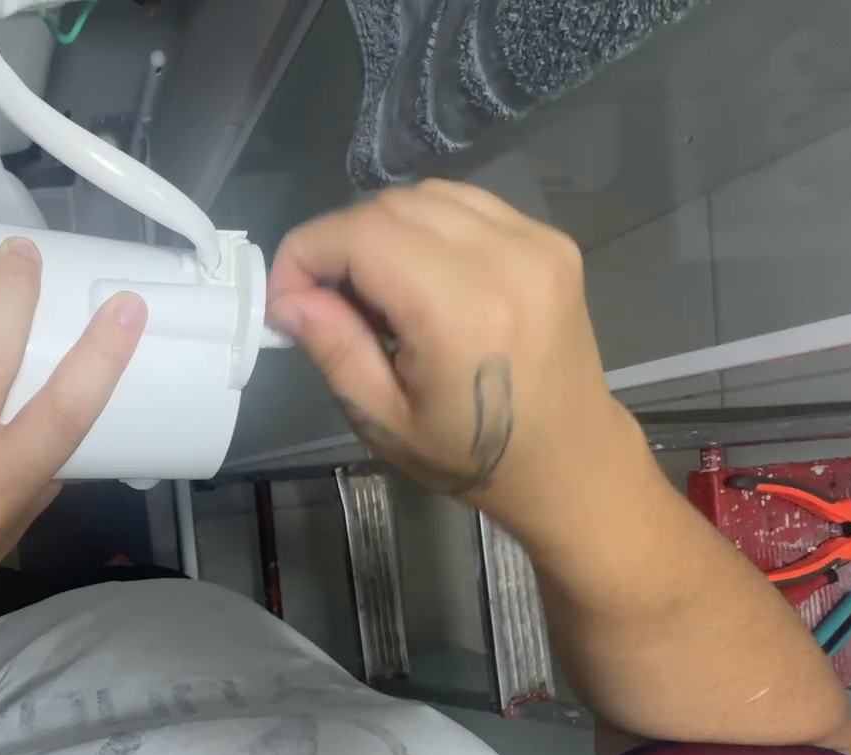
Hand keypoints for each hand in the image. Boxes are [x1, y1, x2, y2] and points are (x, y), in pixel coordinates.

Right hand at [266, 180, 643, 542]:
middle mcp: (505, 257)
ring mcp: (535, 240)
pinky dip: (418, 229)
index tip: (284, 300)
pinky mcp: (547, 239)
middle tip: (319, 302)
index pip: (361, 235)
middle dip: (335, 244)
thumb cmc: (467, 456)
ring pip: (423, 198)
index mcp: (462, 311)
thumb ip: (333, 349)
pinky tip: (411, 277)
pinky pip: (461, 206)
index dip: (305, 254)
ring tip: (366, 293)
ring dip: (374, 233)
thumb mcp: (382, 419)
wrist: (565, 461)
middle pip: (388, 208)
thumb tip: (286, 299)